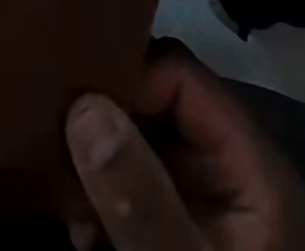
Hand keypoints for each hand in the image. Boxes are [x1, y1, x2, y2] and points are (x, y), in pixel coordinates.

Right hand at [65, 40, 304, 250]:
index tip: (72, 112)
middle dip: (105, 120)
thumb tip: (85, 107)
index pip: (182, 76)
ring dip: (96, 162)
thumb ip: (142, 198)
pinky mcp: (179, 223)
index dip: (129, 82)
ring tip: (61, 196)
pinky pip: (134, 183)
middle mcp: (228, 161)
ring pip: (140, 138)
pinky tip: (75, 228)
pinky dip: (100, 195)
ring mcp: (203, 193)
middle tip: (53, 148)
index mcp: (251, 158)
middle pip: (159, 102)